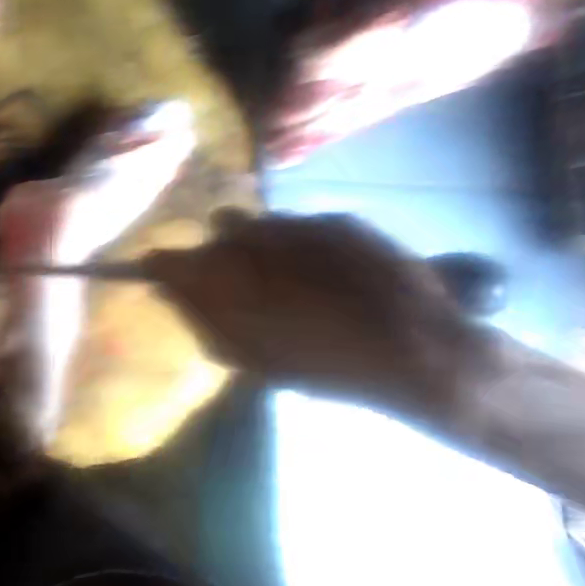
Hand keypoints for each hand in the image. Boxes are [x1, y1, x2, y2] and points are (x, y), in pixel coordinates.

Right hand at [141, 210, 496, 424]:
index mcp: (226, 275)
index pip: (169, 259)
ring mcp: (298, 224)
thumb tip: (170, 293)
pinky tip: (334, 275)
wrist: (420, 351)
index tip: (166, 277)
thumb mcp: (255, 359)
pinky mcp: (340, 220)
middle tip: (249, 280)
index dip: (164, 267)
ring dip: (268, 242)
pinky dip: (309, 245)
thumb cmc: (327, 365)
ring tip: (298, 277)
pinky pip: (306, 226)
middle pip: (221, 228)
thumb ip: (206, 321)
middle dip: (228, 247)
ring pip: (264, 222)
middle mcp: (253, 239)